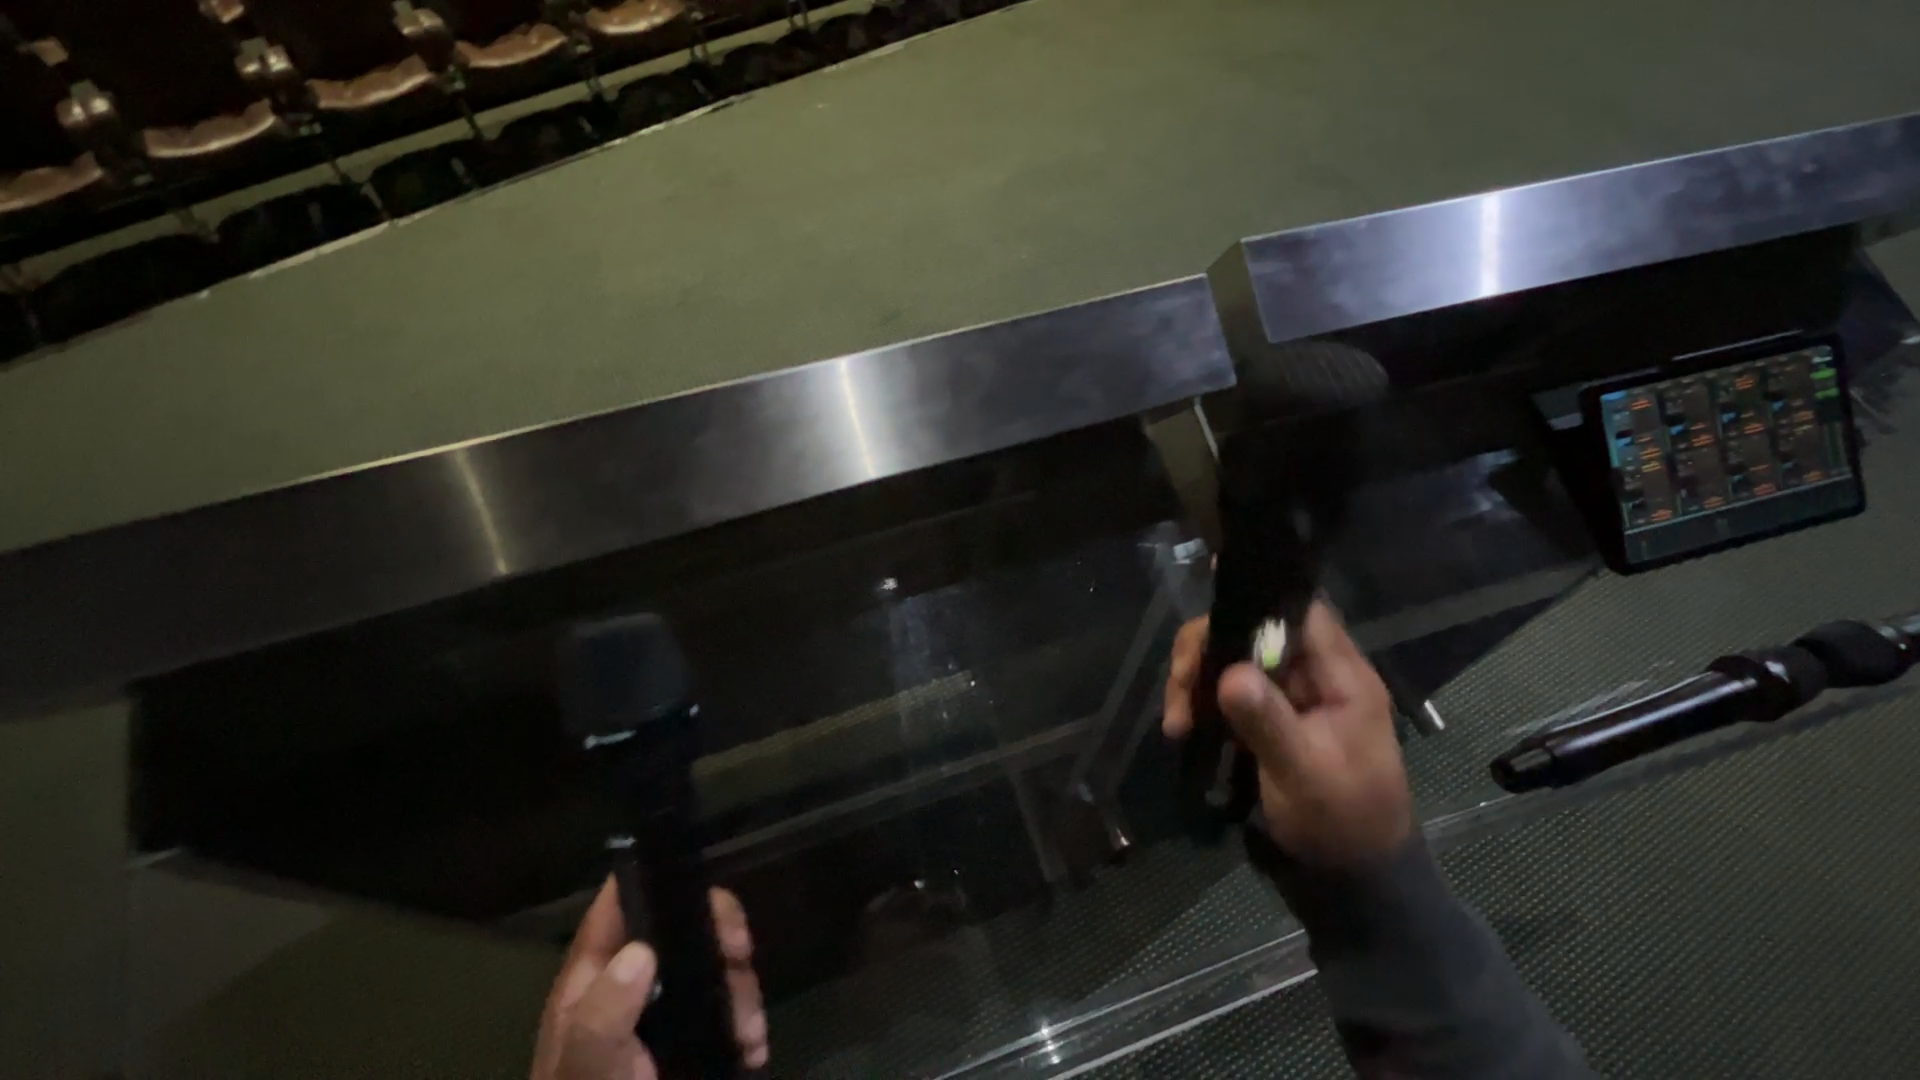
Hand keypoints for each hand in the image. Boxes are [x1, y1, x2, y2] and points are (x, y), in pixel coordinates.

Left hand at [531, 880, 768, 1079]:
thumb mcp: (588, 1073)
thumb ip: (602, 1017)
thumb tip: (642, 949)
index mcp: (594, 977)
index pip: (622, 902)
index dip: (659, 879)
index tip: (706, 893)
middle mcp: (630, 983)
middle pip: (682, 925)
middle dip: (721, 934)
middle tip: (743, 955)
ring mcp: (662, 1012)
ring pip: (714, 965)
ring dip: (741, 986)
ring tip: (751, 1029)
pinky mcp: (692, 1040)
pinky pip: (728, 1007)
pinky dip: (747, 1019)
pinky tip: (754, 1045)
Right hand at [1164, 601, 1411, 865]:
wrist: (1350, 878)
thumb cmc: (1339, 822)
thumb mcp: (1303, 773)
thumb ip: (1268, 721)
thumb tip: (1227, 673)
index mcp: (1342, 678)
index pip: (1302, 613)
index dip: (1258, 601)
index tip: (1211, 613)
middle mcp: (1315, 677)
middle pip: (1256, 632)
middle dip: (1209, 649)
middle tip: (1179, 684)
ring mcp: (1290, 698)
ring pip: (1234, 661)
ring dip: (1197, 681)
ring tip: (1177, 722)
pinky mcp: (1269, 719)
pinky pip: (1229, 692)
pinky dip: (1202, 703)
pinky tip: (1183, 728)